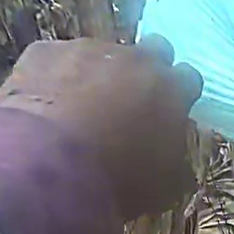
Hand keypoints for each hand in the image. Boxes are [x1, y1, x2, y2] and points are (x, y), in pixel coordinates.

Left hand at [0, 37, 203, 220]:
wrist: (51, 168)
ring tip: (78, 112)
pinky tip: (44, 109)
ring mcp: (88, 49)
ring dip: (96, 75)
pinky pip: (55, 59)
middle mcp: (136, 58)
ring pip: (100, 53)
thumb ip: (173, 155)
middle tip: (131, 102)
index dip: (178, 94)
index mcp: (172, 89)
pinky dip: (53, 79)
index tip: (169, 111)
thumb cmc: (120, 182)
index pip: (189, 78)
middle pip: (153, 49)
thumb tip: (169, 149)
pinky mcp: (45, 51)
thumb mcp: (165, 185)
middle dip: (146, 71)